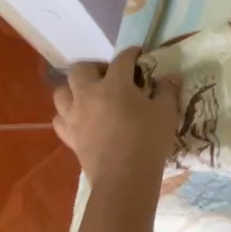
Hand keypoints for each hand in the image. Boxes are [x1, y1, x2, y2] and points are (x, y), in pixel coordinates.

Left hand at [52, 47, 182, 190]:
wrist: (125, 178)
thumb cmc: (148, 140)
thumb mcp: (166, 112)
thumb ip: (167, 90)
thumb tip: (171, 77)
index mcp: (114, 84)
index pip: (122, 60)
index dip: (131, 54)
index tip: (139, 55)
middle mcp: (89, 95)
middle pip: (80, 69)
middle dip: (95, 68)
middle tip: (110, 77)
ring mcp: (74, 116)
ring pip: (61, 92)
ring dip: (74, 90)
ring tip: (90, 96)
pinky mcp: (69, 137)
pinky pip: (59, 119)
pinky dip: (67, 115)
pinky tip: (81, 118)